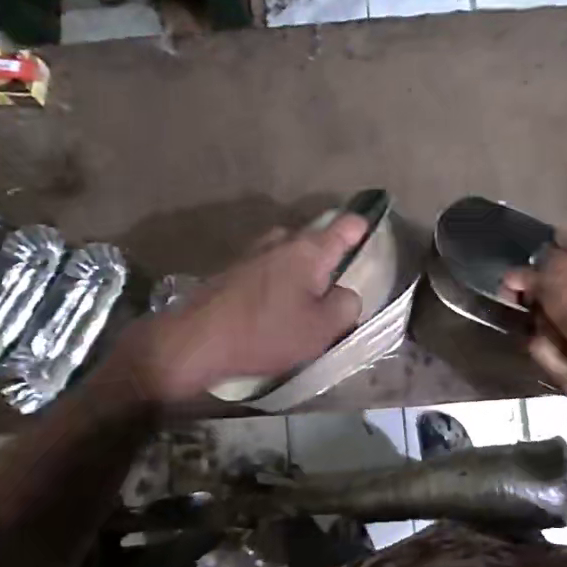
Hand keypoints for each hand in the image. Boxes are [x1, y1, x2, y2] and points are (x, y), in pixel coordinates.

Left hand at [109, 215, 366, 401]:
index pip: (345, 225)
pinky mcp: (232, 271)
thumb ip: (346, 306)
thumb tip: (345, 294)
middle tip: (334, 292)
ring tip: (304, 306)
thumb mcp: (322, 329)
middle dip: (328, 262)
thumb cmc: (265, 333)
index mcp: (308, 249)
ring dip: (299, 276)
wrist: (195, 341)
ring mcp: (252, 253)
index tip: (370, 237)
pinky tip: (275, 312)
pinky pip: (267, 271)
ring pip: (289, 257)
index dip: (362, 229)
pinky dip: (277, 285)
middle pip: (315, 242)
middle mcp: (280, 241)